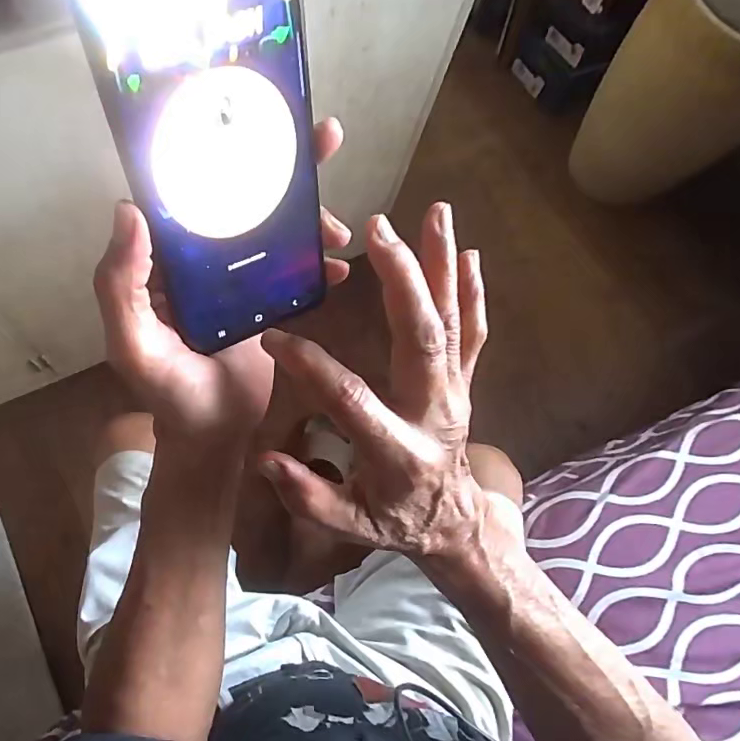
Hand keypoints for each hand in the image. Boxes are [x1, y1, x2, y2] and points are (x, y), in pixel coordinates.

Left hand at [95, 119, 351, 451]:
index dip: (211, 152)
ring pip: (273, 232)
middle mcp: (200, 261)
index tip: (247, 120)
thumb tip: (127, 209)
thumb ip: (120, 285)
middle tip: (321, 140)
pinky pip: (293, 270)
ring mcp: (236, 280)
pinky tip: (339, 265)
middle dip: (280, 171)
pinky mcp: (266, 302)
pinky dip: (317, 263)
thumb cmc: (168, 393)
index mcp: (163, 260)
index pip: (184, 194)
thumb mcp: (132, 344)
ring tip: (339, 231)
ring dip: (308, 219)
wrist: (213, 435)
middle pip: (239, 201)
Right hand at [257, 203, 518, 570]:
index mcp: (399, 449)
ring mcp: (455, 393)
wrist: (455, 525)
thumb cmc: (396, 523)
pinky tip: (467, 255)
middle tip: (380, 232)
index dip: (310, 367)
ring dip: (442, 266)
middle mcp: (434, 412)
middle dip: (401, 281)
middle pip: (422, 339)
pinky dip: (471, 292)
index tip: (274, 339)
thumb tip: (267, 461)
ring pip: (452, 323)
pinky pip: (472, 333)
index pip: (351, 398)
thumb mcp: (350, 526)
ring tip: (437, 214)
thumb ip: (309, 496)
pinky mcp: (464, 383)